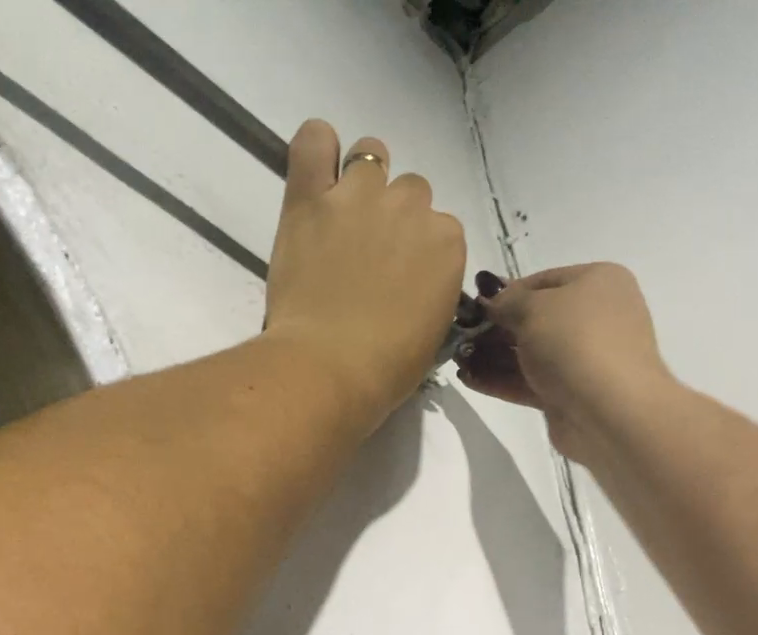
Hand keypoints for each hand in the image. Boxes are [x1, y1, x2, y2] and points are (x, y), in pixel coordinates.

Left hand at [264, 120, 466, 410]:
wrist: (331, 367)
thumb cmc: (386, 369)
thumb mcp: (430, 334)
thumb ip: (430, 293)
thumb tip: (411, 288)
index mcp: (447, 245)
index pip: (438, 229)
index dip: (416, 250)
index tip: (397, 275)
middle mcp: (410, 209)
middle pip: (409, 190)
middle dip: (392, 216)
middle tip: (367, 252)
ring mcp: (359, 196)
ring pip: (370, 155)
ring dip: (360, 179)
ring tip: (340, 216)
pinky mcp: (310, 198)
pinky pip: (313, 142)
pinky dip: (316, 146)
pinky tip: (315, 165)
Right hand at [456, 263, 673, 460]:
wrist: (611, 411)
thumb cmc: (575, 342)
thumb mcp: (534, 308)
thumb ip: (506, 301)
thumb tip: (491, 301)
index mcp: (598, 283)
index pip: (543, 281)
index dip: (505, 292)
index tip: (472, 306)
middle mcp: (595, 318)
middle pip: (535, 319)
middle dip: (495, 328)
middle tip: (459, 334)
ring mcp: (583, 359)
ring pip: (530, 353)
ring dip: (492, 356)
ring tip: (457, 358)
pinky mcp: (569, 395)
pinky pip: (530, 382)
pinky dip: (500, 380)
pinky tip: (468, 379)